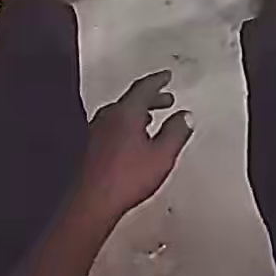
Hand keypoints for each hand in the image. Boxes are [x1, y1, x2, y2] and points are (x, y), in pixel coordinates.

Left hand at [76, 71, 193, 225]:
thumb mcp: (162, 155)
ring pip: (121, 112)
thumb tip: (185, 117)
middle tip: (165, 98)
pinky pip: (113, 125)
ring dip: (139, 111)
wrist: (92, 199)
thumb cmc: (124, 178)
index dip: (157, 80)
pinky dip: (127, 124)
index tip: (165, 76)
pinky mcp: (90, 145)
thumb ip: (176, 132)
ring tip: (151, 118)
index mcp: (125, 112)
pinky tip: (133, 139)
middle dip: (151, 97)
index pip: (143, 87)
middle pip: (132, 99)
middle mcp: (108, 116)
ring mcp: (96, 130)